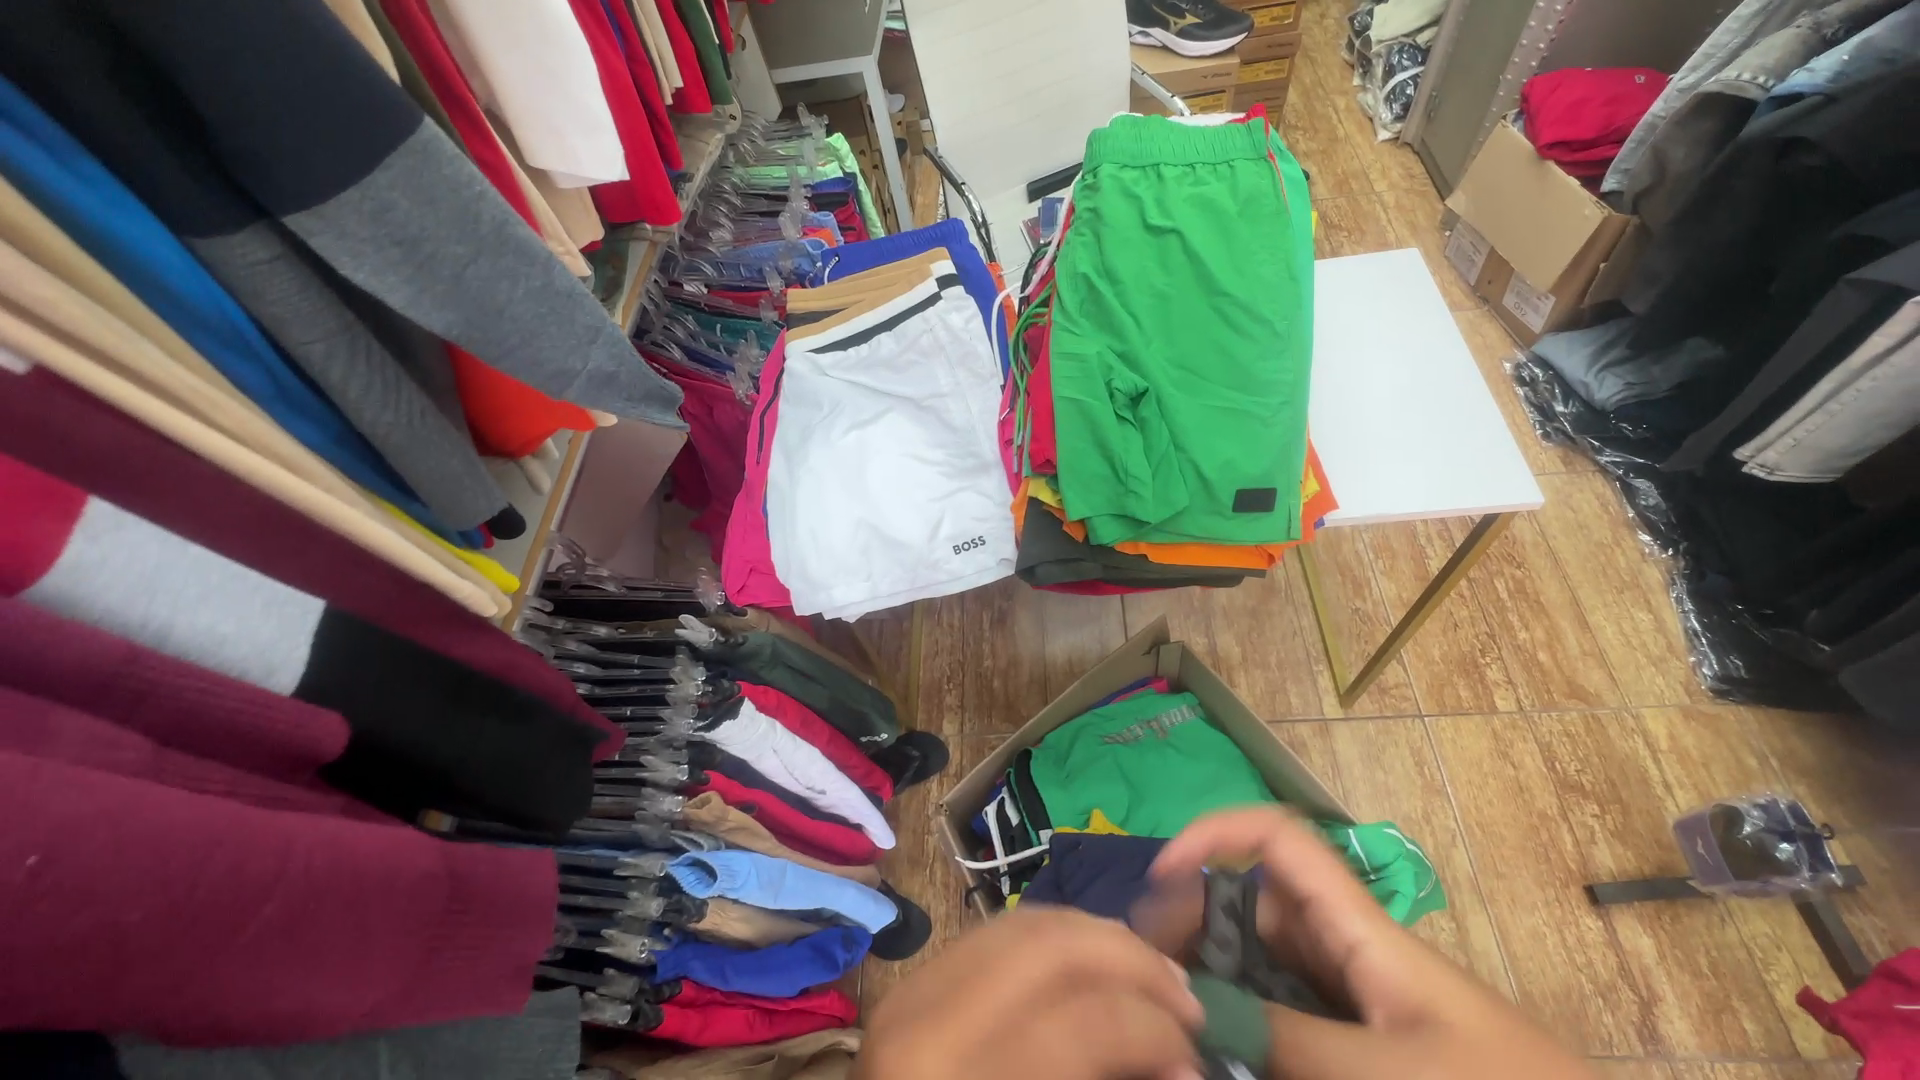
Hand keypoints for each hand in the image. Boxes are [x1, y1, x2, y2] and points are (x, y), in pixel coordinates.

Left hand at [856, 906, 1206, 1079]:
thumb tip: (1182, 1067)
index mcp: (959, 1076)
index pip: (1083, 1022)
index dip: (1154, 1032)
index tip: (1195, 1058)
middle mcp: (928, 1019)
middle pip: (1053, 946)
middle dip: (1133, 962)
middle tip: (1185, 999)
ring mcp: (912, 991)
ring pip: (1026, 923)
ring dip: (1101, 939)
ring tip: (1151, 974)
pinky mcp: (913, 983)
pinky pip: (998, 933)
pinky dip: (1057, 938)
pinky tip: (1094, 961)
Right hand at [1131, 806, 1595, 1079]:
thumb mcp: (1388, 1072)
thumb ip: (1287, 1041)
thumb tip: (1188, 1011)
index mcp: (1361, 930)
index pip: (1280, 842)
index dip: (1215, 834)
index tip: (1159, 876)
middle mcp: (1347, 954)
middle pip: (1252, 910)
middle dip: (1193, 926)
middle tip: (1144, 979)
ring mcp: (1352, 1005)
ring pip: (1261, 971)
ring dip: (1213, 983)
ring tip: (1167, 1017)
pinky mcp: (1356, 1049)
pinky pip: (1283, 1021)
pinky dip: (1246, 1029)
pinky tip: (1215, 1052)